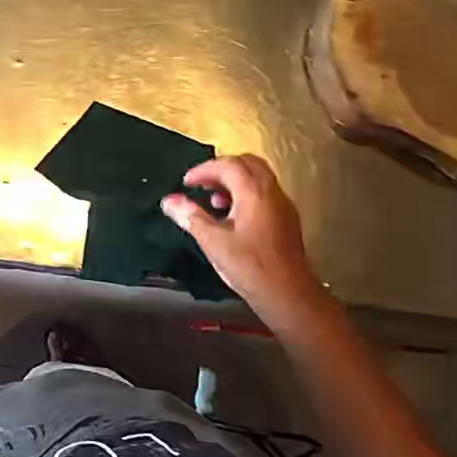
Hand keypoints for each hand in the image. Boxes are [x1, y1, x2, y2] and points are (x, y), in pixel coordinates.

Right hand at [161, 155, 327, 314]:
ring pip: (258, 178)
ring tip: (214, 201)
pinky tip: (233, 217)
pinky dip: (246, 194)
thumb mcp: (213, 241)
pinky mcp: (287, 218)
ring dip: (234, 182)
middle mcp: (272, 192)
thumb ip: (191, 216)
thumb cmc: (249, 266)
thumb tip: (169, 201)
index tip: (186, 182)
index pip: (228, 165)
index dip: (204, 169)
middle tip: (202, 184)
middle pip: (247, 164)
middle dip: (221, 169)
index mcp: (254, 192)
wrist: (287, 292)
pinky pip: (265, 193)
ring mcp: (283, 204)